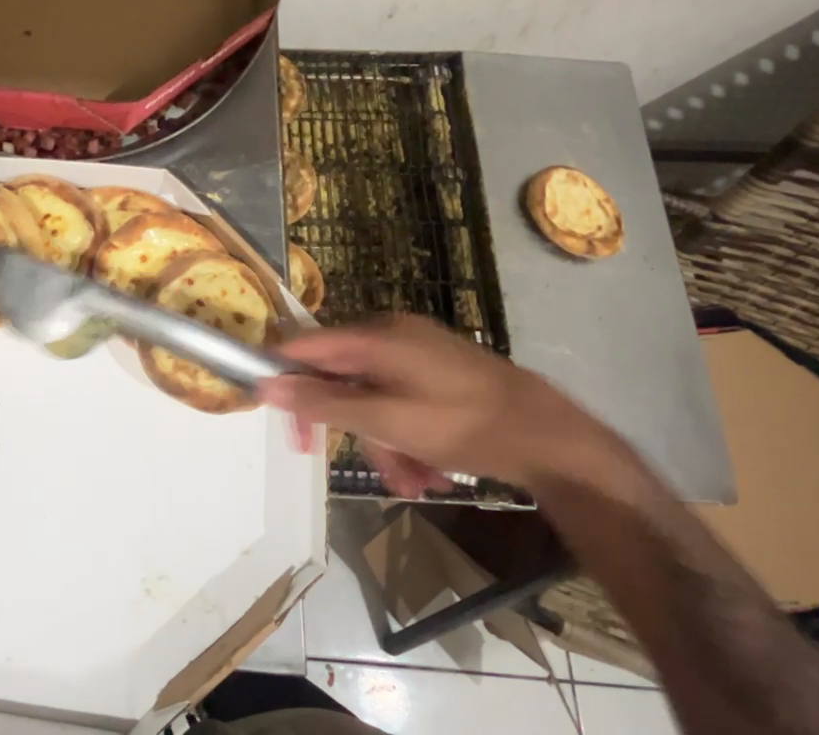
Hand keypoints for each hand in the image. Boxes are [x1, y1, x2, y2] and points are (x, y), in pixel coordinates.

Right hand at [266, 315, 621, 495]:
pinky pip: (402, 402)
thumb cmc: (463, 425)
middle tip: (358, 466)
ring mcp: (420, 354)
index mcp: (377, 336)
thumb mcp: (386, 421)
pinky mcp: (440, 374)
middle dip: (351, 429)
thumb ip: (324, 403)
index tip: (283, 421)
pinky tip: (429, 475)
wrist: (552, 439)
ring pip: (375, 398)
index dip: (286, 379)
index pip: (307, 346)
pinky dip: (407, 438)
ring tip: (410, 483)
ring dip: (384, 444)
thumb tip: (266, 385)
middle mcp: (394, 336)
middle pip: (343, 379)